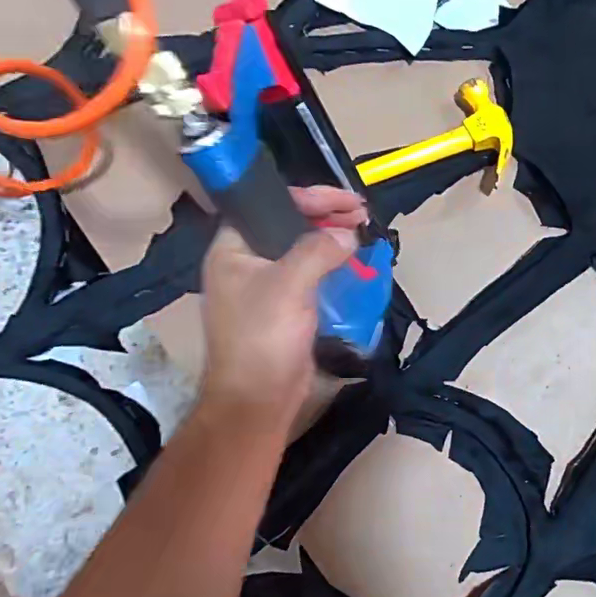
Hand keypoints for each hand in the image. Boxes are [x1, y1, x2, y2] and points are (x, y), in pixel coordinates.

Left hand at [196, 186, 365, 426]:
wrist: (258, 400)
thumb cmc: (262, 338)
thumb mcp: (288, 285)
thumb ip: (318, 250)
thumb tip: (348, 235)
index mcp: (232, 249)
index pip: (267, 204)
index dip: (307, 196)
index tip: (344, 199)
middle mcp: (246, 263)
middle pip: (287, 224)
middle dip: (325, 216)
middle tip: (361, 213)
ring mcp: (266, 287)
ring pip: (302, 250)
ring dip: (331, 240)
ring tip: (363, 233)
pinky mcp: (285, 308)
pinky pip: (310, 276)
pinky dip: (332, 266)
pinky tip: (354, 263)